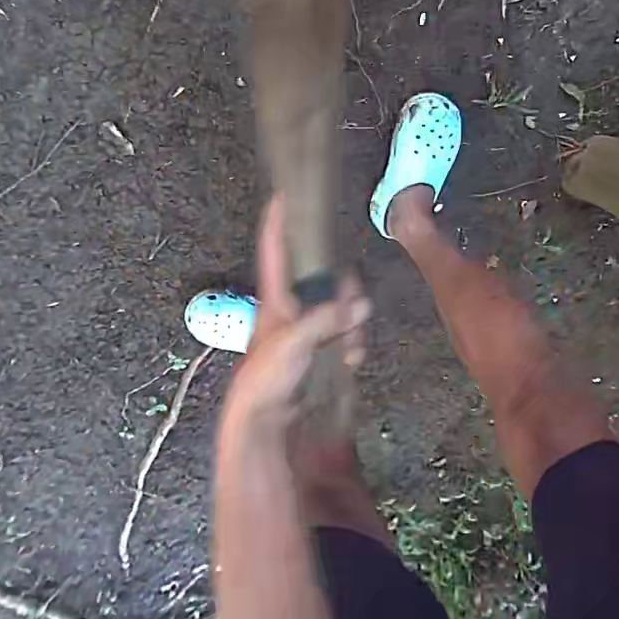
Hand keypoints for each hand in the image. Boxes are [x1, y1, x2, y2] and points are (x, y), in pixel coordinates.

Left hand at [217, 197, 368, 447]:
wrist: (263, 422)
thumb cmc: (263, 380)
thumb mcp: (291, 343)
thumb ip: (323, 319)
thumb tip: (355, 305)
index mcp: (275, 298)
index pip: (275, 251)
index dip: (278, 222)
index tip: (283, 196)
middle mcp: (292, 309)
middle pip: (322, 280)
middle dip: (343, 289)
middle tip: (353, 301)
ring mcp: (307, 330)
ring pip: (338, 308)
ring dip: (351, 320)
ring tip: (351, 339)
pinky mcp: (320, 350)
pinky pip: (345, 334)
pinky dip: (352, 340)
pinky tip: (351, 355)